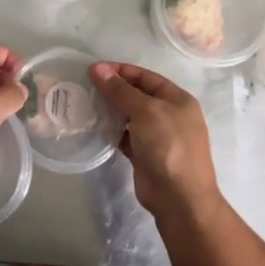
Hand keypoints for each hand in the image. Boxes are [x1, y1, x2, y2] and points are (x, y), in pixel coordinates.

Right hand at [90, 61, 220, 219]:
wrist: (179, 197)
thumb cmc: (168, 146)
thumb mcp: (146, 111)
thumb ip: (121, 90)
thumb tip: (98, 68)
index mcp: (177, 100)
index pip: (146, 77)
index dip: (121, 71)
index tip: (94, 69)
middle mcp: (169, 115)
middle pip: (138, 95)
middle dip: (114, 89)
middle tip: (85, 86)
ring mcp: (157, 136)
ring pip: (130, 116)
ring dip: (111, 110)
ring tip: (85, 103)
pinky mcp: (145, 154)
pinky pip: (125, 136)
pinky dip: (111, 130)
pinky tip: (94, 126)